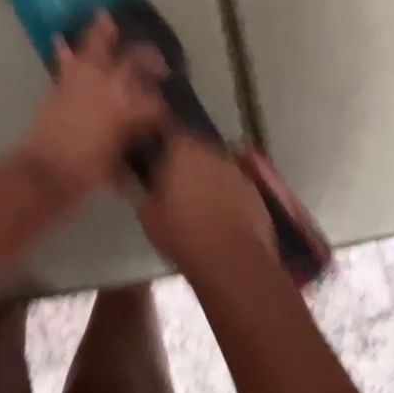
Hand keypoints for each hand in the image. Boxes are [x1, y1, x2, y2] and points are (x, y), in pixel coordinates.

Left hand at [21, 11, 169, 198]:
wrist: (45, 172)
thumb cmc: (87, 173)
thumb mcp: (118, 159)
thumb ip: (132, 137)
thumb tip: (141, 130)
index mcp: (130, 107)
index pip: (155, 101)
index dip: (163, 108)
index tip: (166, 114)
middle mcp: (111, 85)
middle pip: (136, 62)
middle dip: (150, 60)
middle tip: (159, 64)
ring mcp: (84, 79)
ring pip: (97, 46)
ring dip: (102, 31)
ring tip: (105, 16)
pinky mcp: (62, 83)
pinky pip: (65, 61)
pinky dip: (63, 50)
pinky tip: (59, 39)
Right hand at [134, 133, 275, 274]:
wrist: (232, 261)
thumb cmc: (182, 235)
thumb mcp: (148, 215)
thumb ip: (142, 190)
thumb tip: (138, 180)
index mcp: (182, 150)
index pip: (168, 131)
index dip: (160, 142)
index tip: (152, 155)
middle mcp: (212, 151)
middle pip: (195, 146)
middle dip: (185, 159)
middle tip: (173, 179)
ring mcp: (237, 170)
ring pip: (216, 164)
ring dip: (207, 174)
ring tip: (197, 198)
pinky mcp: (255, 191)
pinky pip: (234, 184)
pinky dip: (227, 192)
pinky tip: (220, 212)